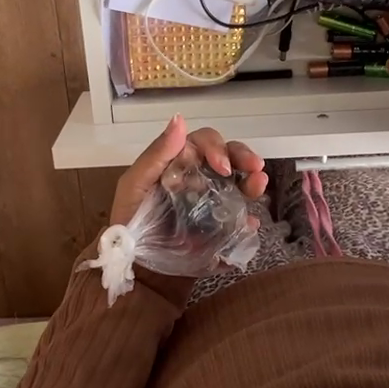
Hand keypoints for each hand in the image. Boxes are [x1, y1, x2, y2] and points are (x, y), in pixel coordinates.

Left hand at [110, 115, 267, 226]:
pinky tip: (251, 221)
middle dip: (244, 158)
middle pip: (228, 158)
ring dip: (253, 182)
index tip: (222, 166)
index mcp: (179, 163)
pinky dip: (250, 219)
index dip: (217, 148)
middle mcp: (198, 178)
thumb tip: (179, 119)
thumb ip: (156, 154)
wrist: (137, 267)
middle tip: (255, 168)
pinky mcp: (220, 228)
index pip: (204, 144)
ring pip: (239, 184)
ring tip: (259, 186)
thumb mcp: (135, 185)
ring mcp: (212, 203)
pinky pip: (241, 218)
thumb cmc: (129, 222)